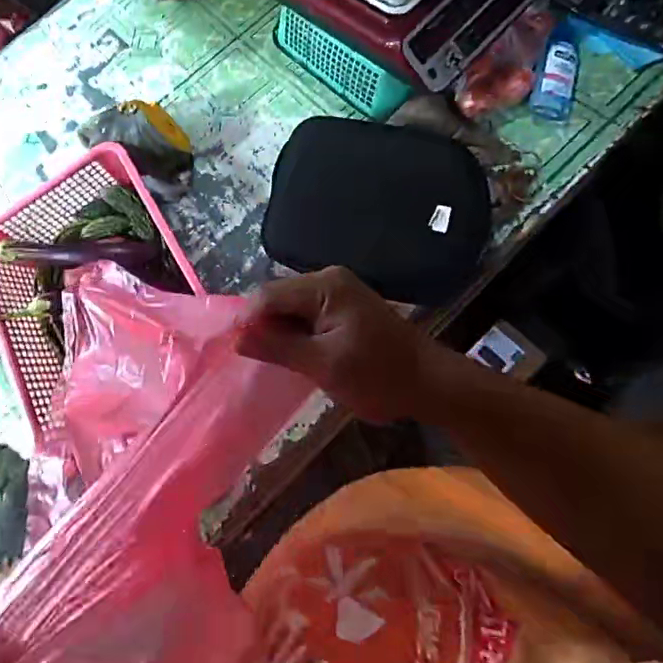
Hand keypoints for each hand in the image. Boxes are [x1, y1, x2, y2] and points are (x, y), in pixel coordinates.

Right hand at [235, 267, 467, 423]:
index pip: (267, 296)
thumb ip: (278, 347)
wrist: (430, 383)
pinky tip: (297, 354)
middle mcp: (329, 279)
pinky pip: (307, 314)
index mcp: (325, 286)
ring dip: (280, 331)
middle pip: (278, 298)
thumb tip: (236, 337)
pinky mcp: (344, 306)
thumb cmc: (379, 376)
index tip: (233, 352)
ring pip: (290, 307)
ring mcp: (339, 291)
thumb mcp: (324, 365)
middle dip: (263, 326)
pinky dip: (297, 333)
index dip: (247, 322)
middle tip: (255, 361)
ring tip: (274, 360)